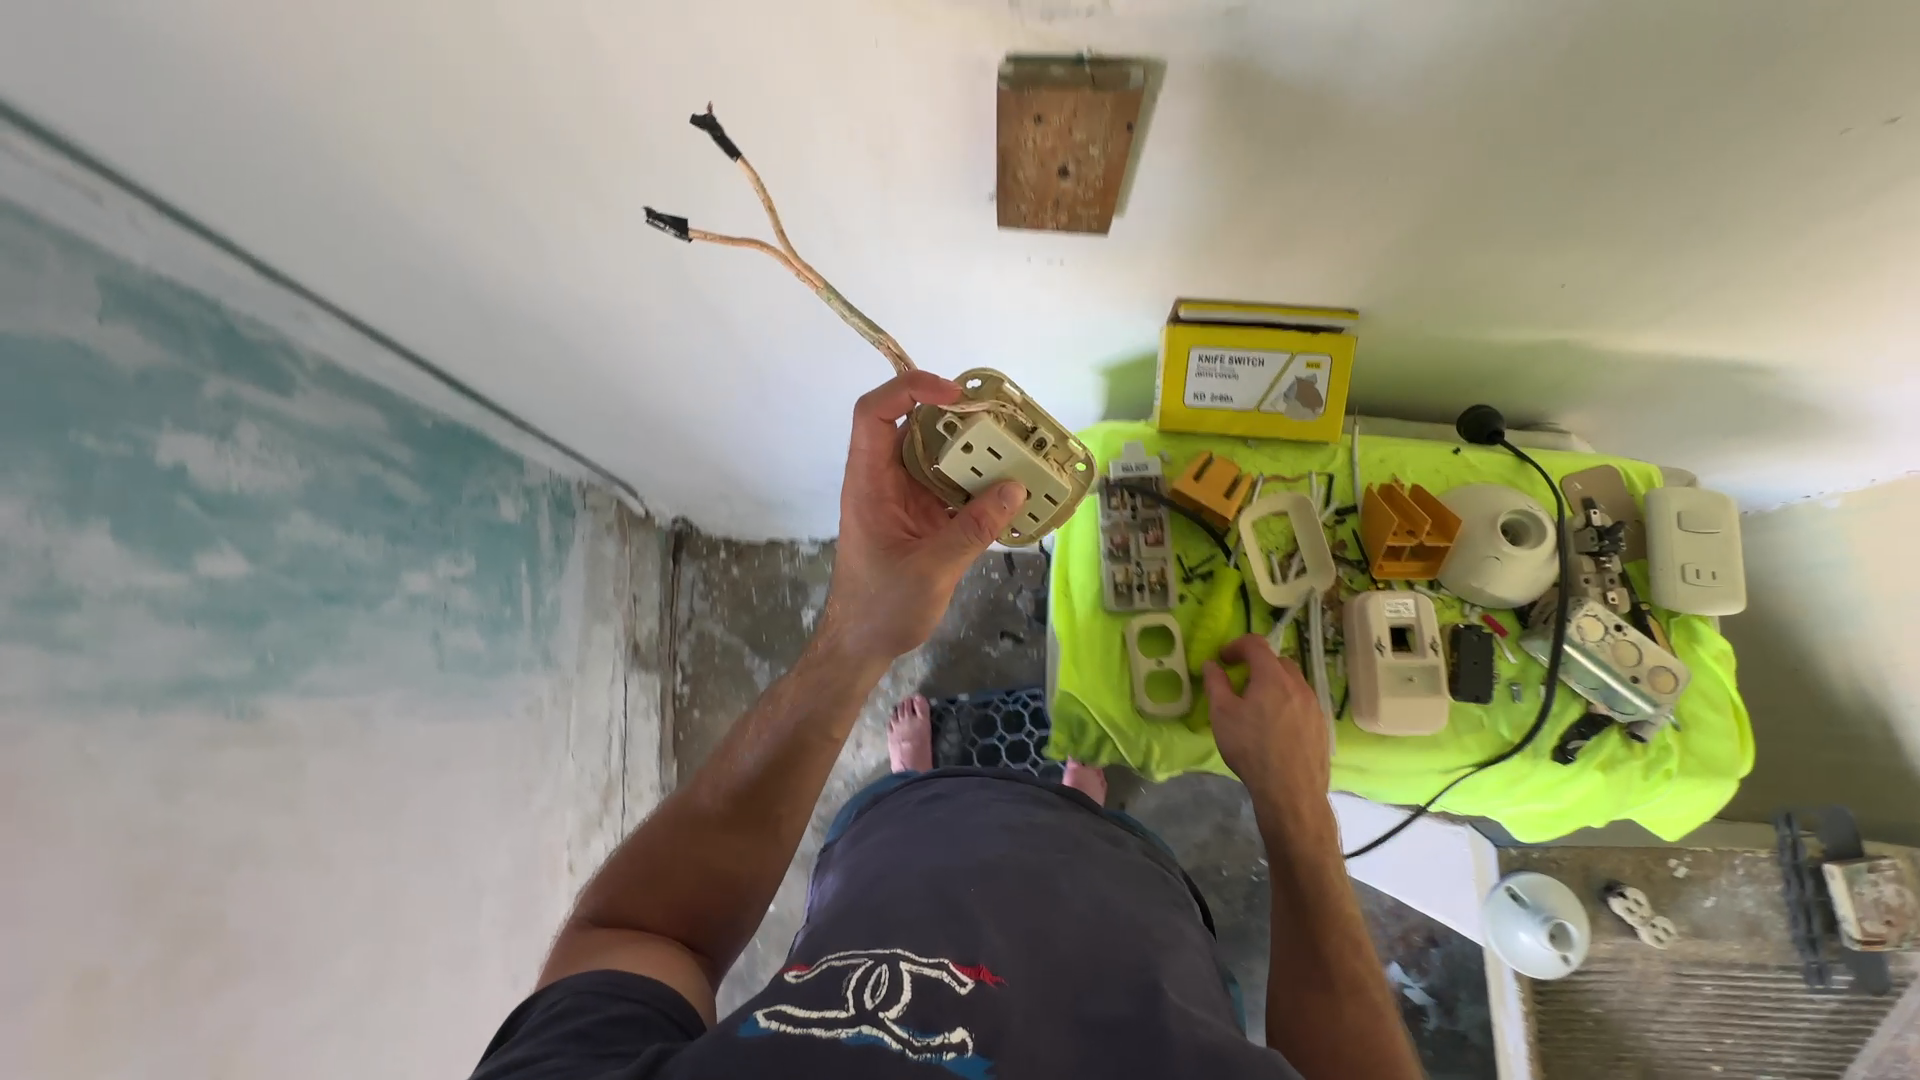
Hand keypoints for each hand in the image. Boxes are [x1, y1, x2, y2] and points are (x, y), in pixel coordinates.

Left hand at [818, 372, 1025, 662]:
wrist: (862, 644)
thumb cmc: (881, 609)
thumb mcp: (931, 571)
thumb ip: (972, 530)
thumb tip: (1015, 489)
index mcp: (869, 485)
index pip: (873, 414)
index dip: (909, 390)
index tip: (955, 396)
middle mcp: (884, 482)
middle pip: (915, 429)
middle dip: (958, 420)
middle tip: (1005, 423)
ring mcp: (904, 500)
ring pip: (937, 457)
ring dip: (974, 452)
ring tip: (1017, 451)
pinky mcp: (922, 518)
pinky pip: (950, 488)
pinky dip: (977, 484)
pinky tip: (1010, 490)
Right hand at [1204, 635, 1329, 808]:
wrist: (1291, 791)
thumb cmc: (1251, 748)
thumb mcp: (1222, 714)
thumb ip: (1216, 683)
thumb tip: (1212, 664)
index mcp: (1272, 677)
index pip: (1256, 644)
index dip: (1236, 646)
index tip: (1223, 660)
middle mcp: (1298, 685)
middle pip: (1278, 661)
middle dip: (1258, 665)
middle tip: (1241, 684)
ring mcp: (1314, 706)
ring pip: (1294, 683)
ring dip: (1275, 685)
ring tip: (1259, 708)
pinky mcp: (1322, 726)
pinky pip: (1303, 703)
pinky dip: (1288, 704)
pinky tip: (1276, 728)